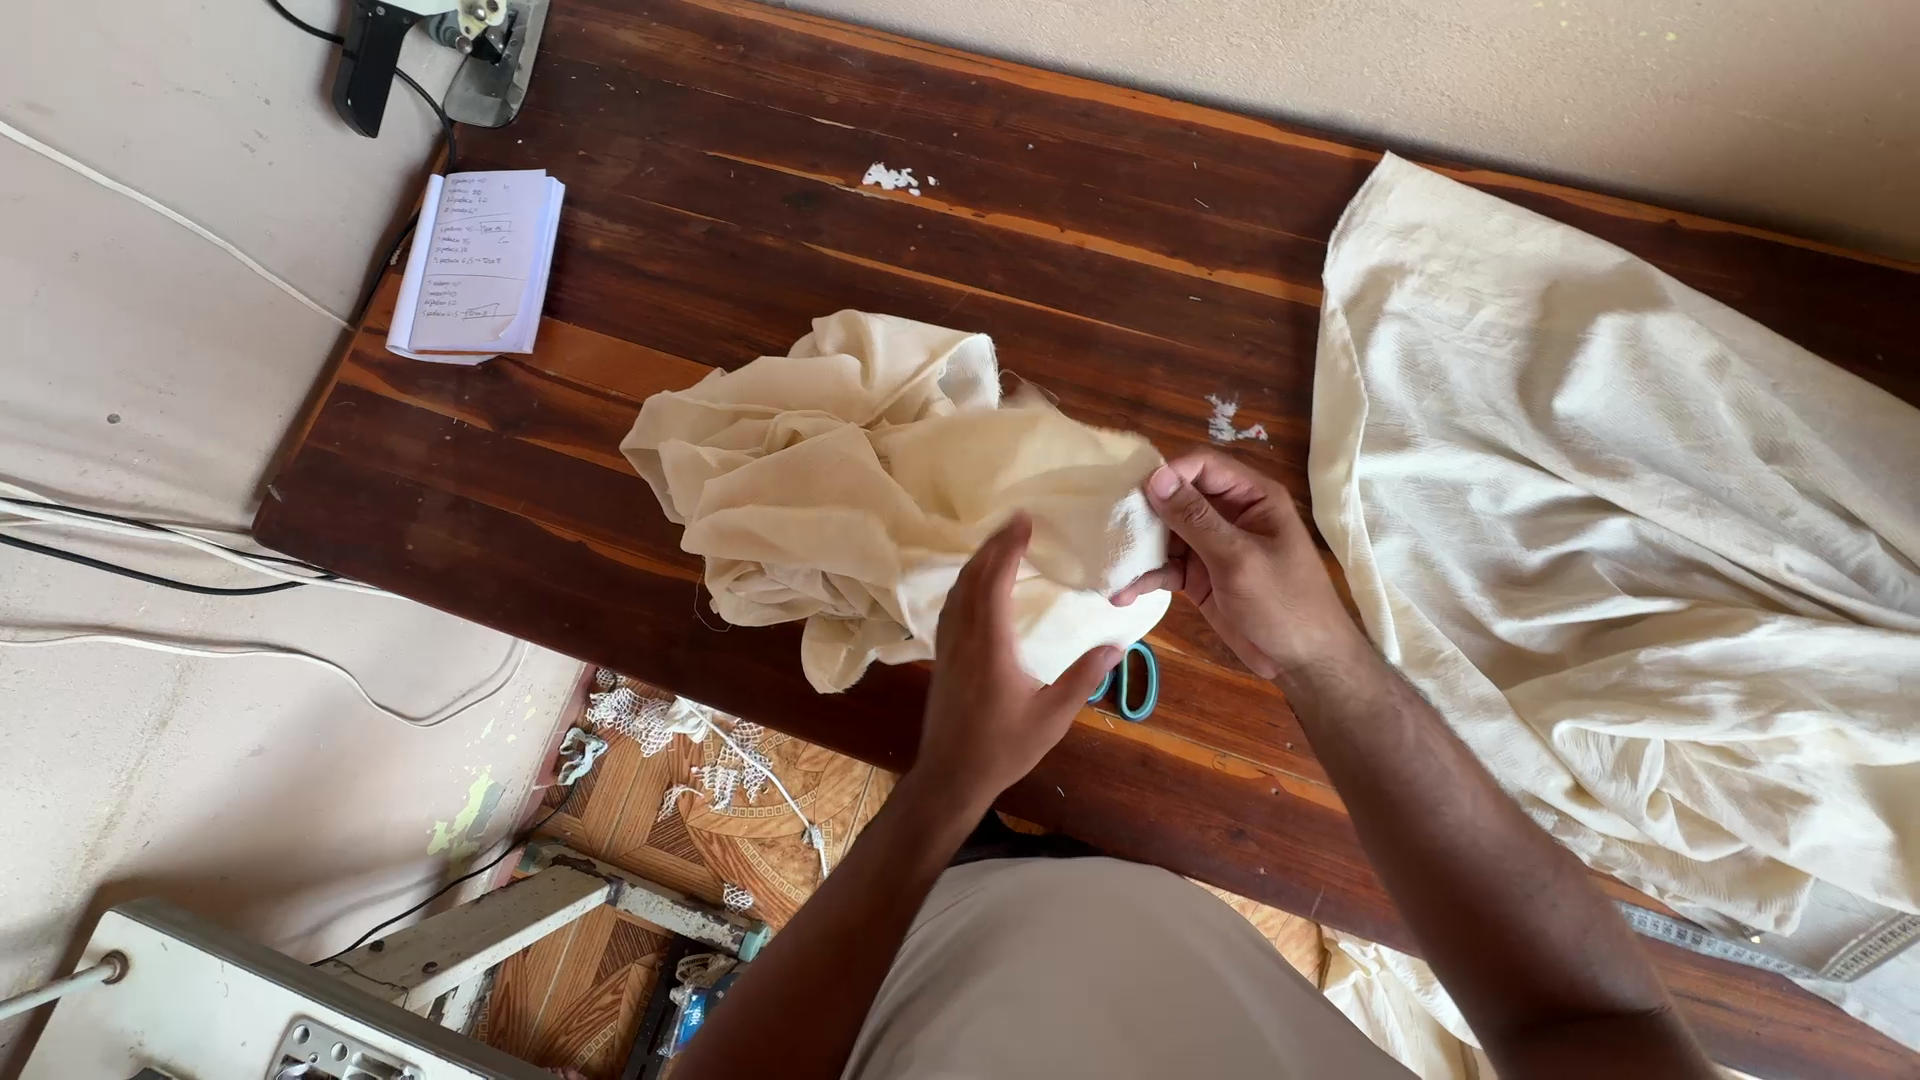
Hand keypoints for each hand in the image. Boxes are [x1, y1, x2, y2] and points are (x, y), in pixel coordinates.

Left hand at [912, 514, 1120, 812]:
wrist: (950, 776)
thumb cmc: (1002, 749)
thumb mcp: (1051, 718)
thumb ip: (1083, 679)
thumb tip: (1117, 645)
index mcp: (990, 647)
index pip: (995, 583)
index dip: (1008, 548)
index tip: (1024, 522)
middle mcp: (963, 638)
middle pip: (972, 578)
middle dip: (993, 545)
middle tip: (1016, 521)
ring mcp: (947, 647)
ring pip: (957, 590)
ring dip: (977, 561)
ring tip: (1000, 544)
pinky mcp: (941, 657)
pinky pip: (951, 607)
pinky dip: (965, 583)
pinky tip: (976, 585)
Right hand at [1111, 451, 1361, 678]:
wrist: (1303, 662)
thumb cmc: (1284, 603)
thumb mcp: (1238, 558)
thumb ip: (1196, 518)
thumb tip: (1156, 477)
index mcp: (1252, 497)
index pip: (1203, 466)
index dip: (1169, 474)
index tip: (1135, 495)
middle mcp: (1229, 515)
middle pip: (1178, 498)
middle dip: (1145, 512)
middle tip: (1111, 527)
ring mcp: (1211, 546)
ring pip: (1166, 533)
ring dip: (1140, 549)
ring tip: (1110, 562)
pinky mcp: (1198, 576)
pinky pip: (1165, 567)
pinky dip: (1146, 578)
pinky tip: (1123, 593)